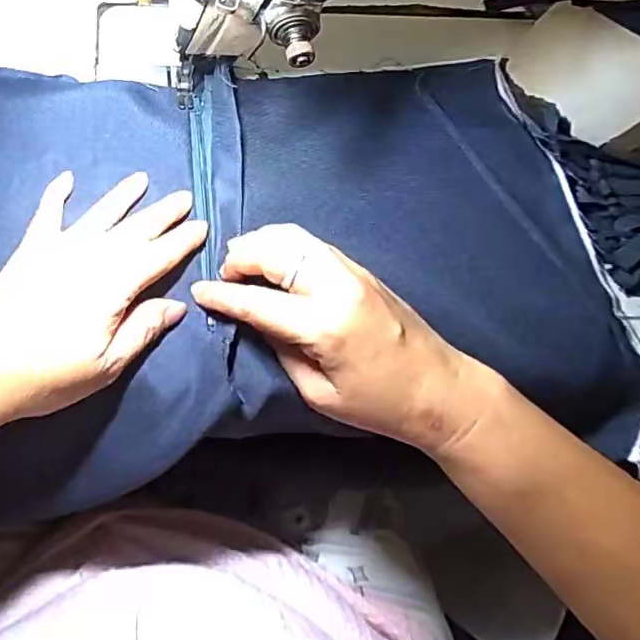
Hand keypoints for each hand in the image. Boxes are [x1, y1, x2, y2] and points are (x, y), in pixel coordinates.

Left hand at [0, 172, 206, 429]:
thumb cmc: (49, 373)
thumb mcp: (106, 364)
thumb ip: (142, 329)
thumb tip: (176, 305)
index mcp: (114, 285)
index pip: (157, 257)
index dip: (181, 241)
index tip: (201, 225)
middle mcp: (91, 256)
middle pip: (134, 230)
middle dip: (162, 213)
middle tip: (184, 196)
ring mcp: (59, 247)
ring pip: (100, 215)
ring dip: (122, 196)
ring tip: (141, 179)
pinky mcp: (32, 248)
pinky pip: (47, 213)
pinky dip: (56, 194)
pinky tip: (66, 179)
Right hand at [190, 224, 507, 454]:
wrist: (440, 388)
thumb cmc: (377, 403)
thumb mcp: (316, 391)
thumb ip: (279, 347)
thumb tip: (251, 317)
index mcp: (323, 324)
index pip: (257, 301)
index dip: (222, 295)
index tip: (199, 291)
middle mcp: (334, 285)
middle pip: (272, 252)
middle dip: (238, 259)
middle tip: (224, 278)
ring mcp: (348, 269)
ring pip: (290, 236)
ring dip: (259, 244)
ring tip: (242, 264)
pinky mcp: (357, 266)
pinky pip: (308, 241)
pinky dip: (281, 243)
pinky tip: (272, 261)